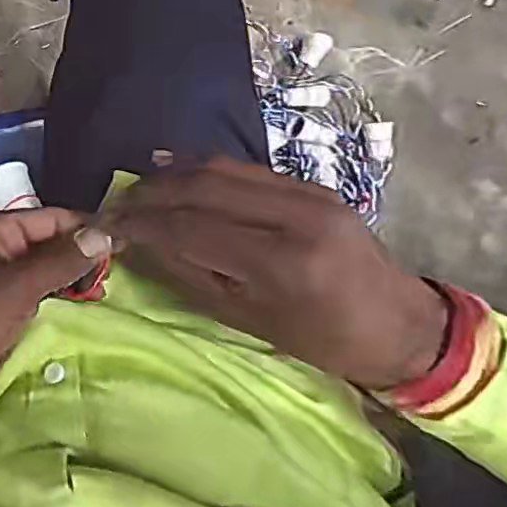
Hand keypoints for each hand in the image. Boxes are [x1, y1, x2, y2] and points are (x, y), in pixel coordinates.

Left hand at [0, 209, 112, 411]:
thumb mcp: (18, 288)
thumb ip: (61, 261)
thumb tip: (104, 234)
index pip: (51, 217)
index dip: (86, 227)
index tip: (123, 240)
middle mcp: (0, 245)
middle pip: (53, 239)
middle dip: (84, 252)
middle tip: (116, 271)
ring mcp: (5, 274)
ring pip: (53, 263)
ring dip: (78, 273)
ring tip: (103, 289)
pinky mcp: (11, 300)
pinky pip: (46, 286)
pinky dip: (67, 290)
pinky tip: (88, 299)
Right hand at [103, 155, 446, 388]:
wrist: (400, 325)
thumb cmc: (320, 339)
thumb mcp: (246, 318)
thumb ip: (188, 273)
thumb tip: (139, 240)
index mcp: (282, 262)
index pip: (191, 228)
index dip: (141, 224)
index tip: (106, 224)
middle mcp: (296, 215)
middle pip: (202, 186)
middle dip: (150, 192)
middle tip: (116, 203)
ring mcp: (308, 192)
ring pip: (221, 167)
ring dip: (171, 175)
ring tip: (137, 188)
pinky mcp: (311, 183)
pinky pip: (243, 168)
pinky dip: (201, 168)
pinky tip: (172, 170)